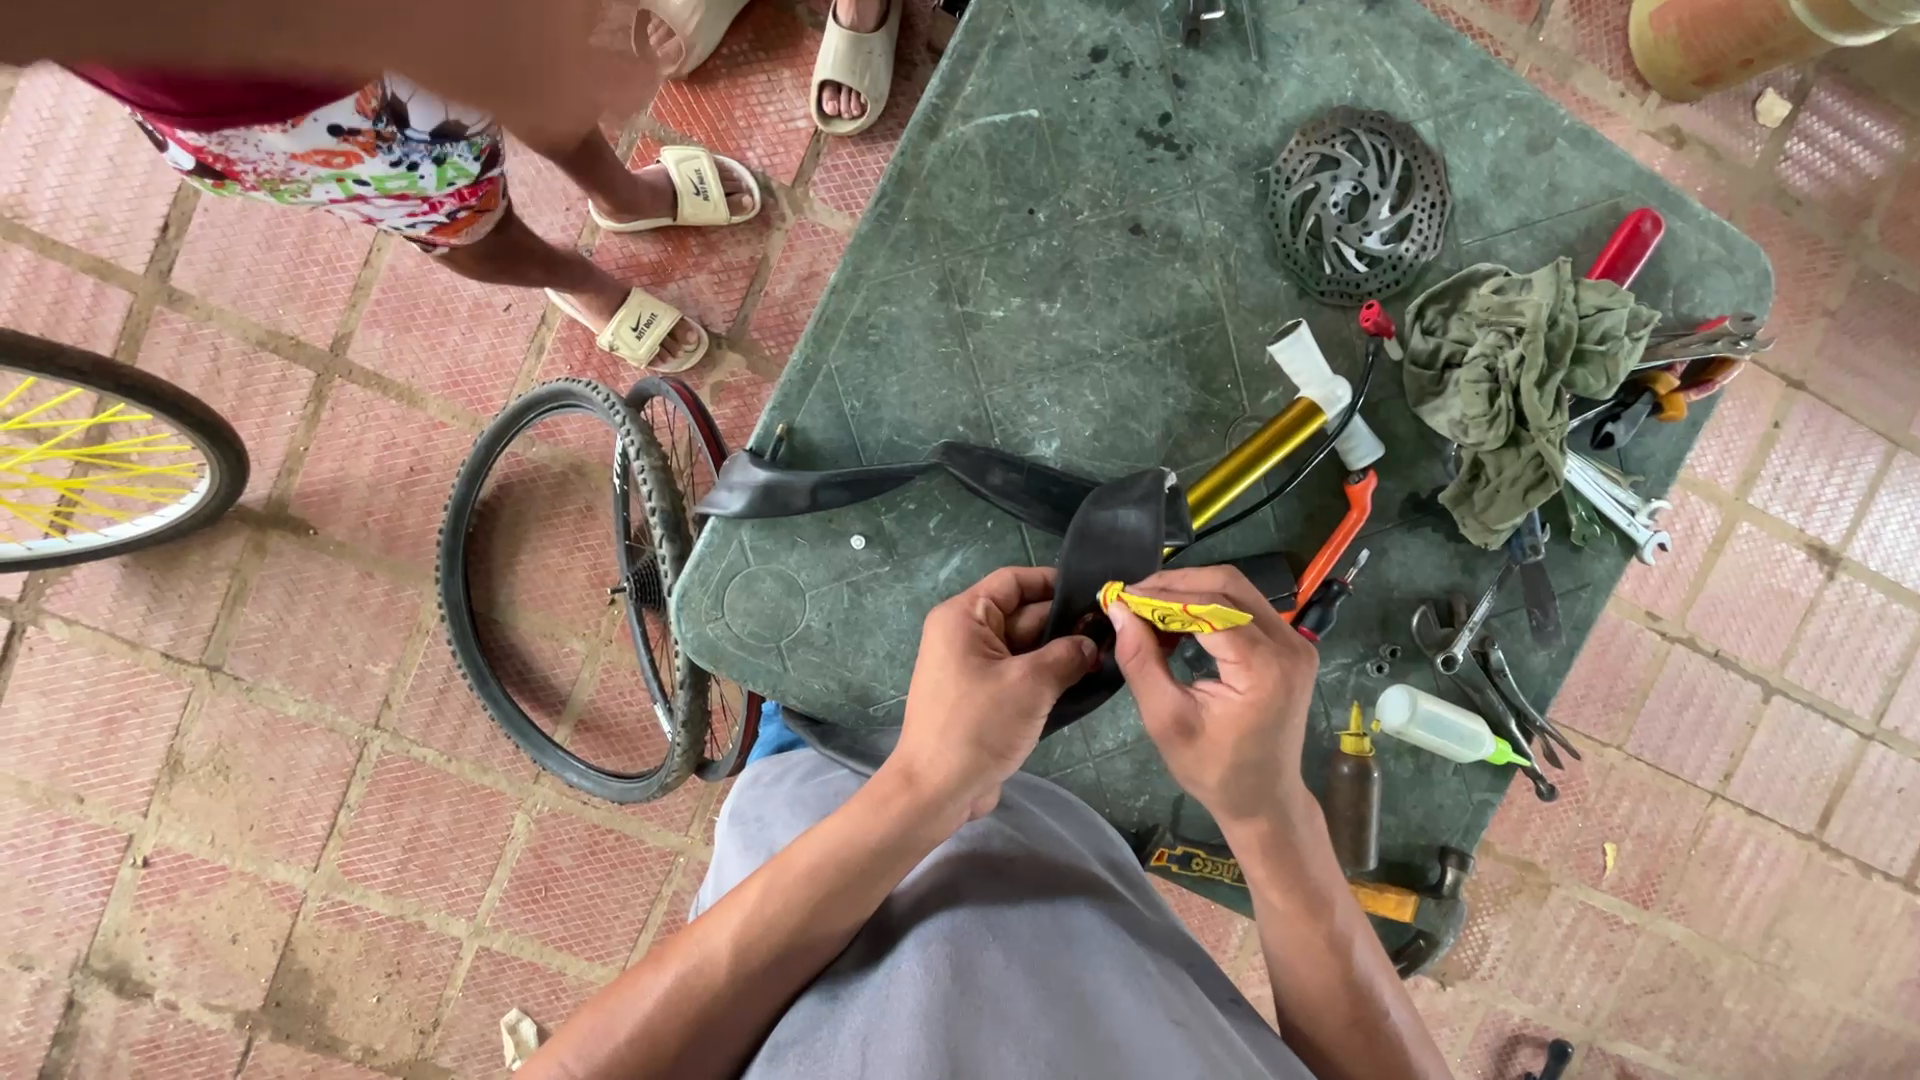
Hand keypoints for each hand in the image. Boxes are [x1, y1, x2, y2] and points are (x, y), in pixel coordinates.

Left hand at [888, 567, 1097, 822]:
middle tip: (1114, 632)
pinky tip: (1085, 683)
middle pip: (1023, 615)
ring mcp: (974, 668)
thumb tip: (1092, 644)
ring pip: (1025, 648)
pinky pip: (1020, 675)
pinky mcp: (983, 697)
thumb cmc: (977, 726)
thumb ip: (1066, 655)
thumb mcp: (1029, 684)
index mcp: (964, 617)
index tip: (1095, 593)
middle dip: (1065, 623)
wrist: (937, 790)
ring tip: (1108, 656)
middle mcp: (966, 635)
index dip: (1053, 582)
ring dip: (1061, 653)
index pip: (1013, 581)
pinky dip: (1048, 677)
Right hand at [1108, 566, 1318, 829]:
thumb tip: (1118, 609)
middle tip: (1131, 596)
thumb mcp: (1166, 720)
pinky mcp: (1290, 644)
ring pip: (1236, 588)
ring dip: (1189, 590)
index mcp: (1265, 668)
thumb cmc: (1214, 769)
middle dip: (1174, 584)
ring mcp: (1295, 642)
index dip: (1161, 596)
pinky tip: (1176, 618)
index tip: (1119, 597)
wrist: (1264, 798)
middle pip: (1227, 585)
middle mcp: (1289, 645)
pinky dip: (1207, 603)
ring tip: (1148, 606)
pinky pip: (1245, 605)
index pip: (1209, 608)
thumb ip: (1141, 661)